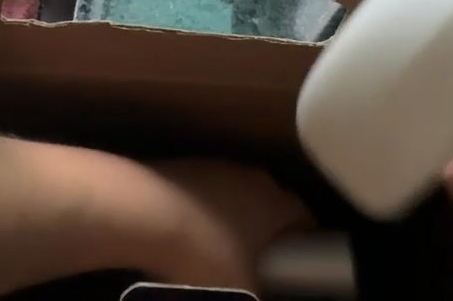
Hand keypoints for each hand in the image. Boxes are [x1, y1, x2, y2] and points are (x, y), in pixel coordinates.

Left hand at [141, 160, 312, 289]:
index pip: (304, 218)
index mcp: (276, 201)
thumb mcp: (244, 291)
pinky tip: (191, 234)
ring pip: (236, 195)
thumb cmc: (205, 254)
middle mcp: (251, 175)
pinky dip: (206, 210)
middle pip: (270, 203)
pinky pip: (207, 191)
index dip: (306, 243)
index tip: (299, 265)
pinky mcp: (185, 165)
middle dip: (268, 231)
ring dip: (234, 219)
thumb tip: (260, 292)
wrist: (145, 211)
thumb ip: (262, 293)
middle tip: (262, 262)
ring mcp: (216, 165)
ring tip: (222, 250)